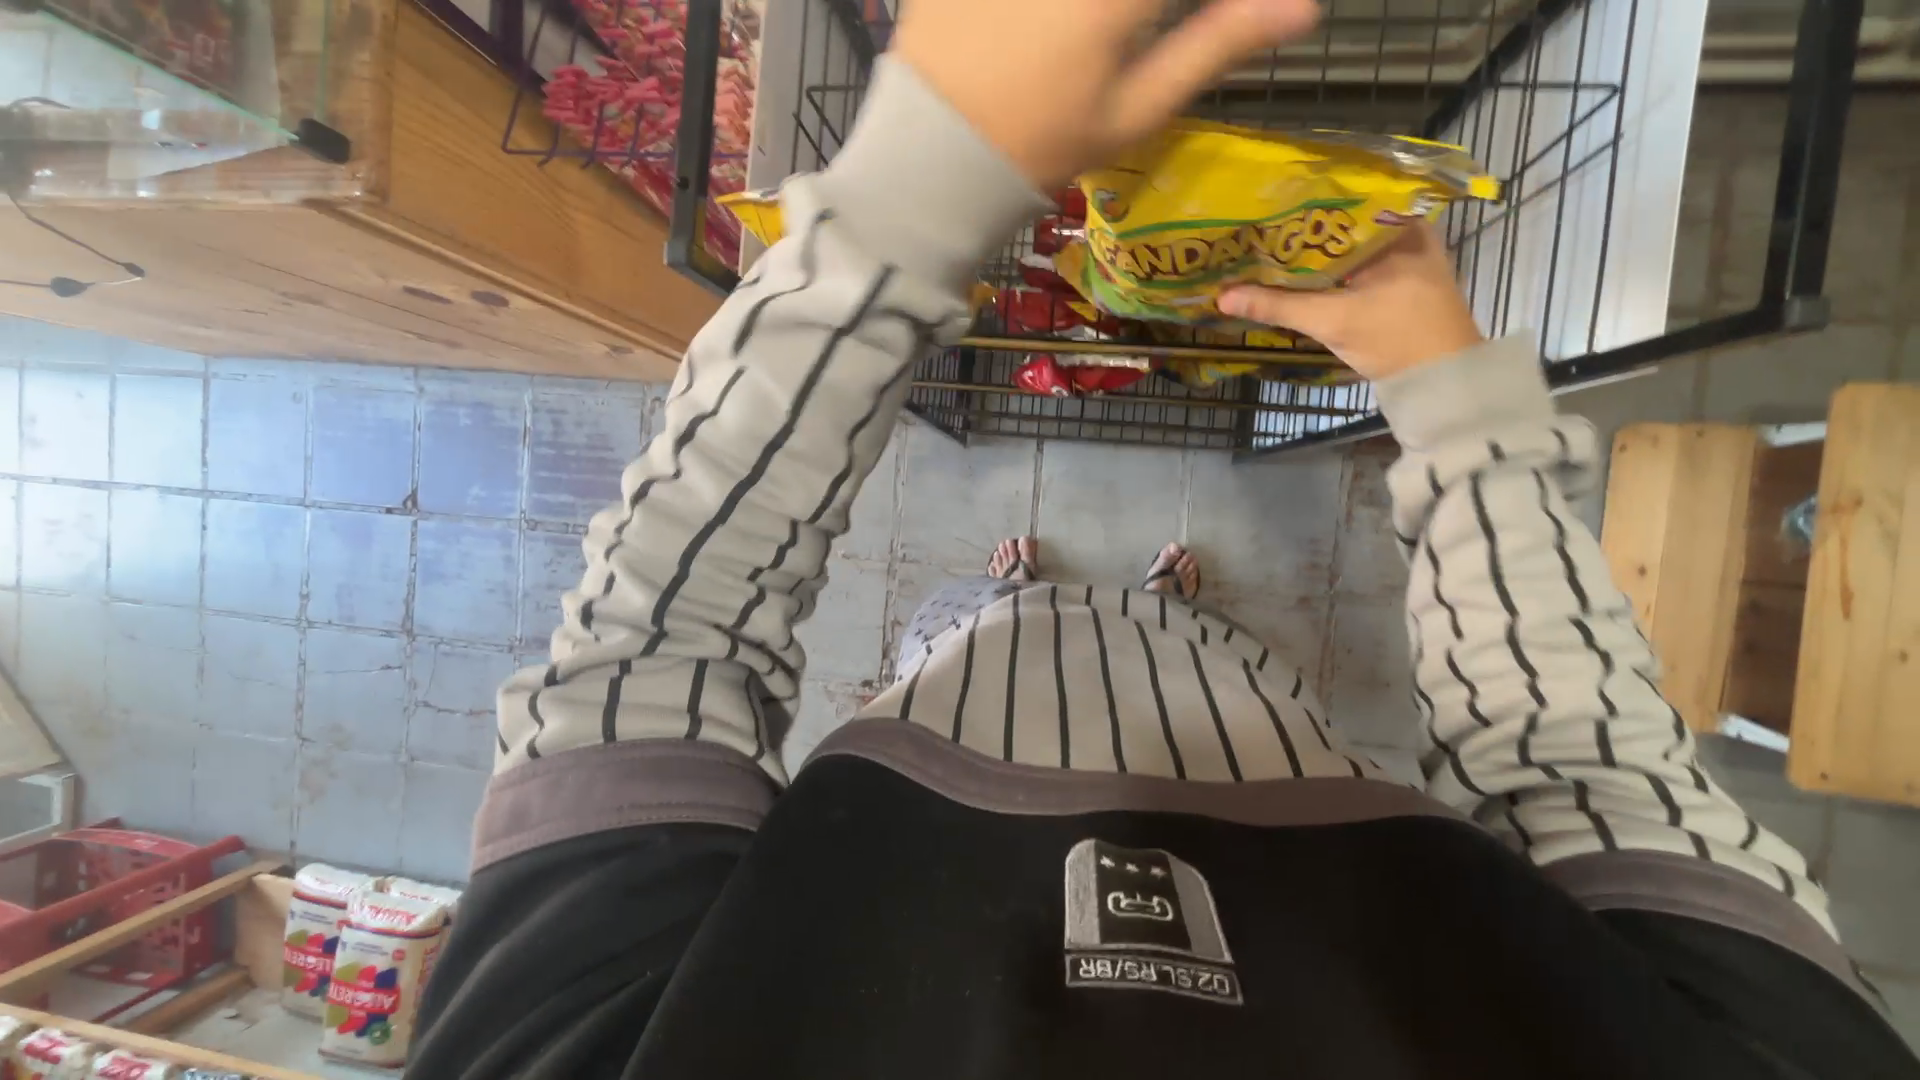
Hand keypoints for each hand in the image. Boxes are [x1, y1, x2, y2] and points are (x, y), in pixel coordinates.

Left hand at [893, 0, 1320, 190]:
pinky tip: (1042, 30)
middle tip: (1136, 36)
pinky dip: (1042, 12)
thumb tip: (1304, 7)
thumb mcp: (1133, 112)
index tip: (1211, 21)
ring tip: (1096, 41)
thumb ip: (1217, 44)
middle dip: (1145, 12)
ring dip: (1110, 15)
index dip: (1223, 5)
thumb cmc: (1041, 147)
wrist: (931, 159)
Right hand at [1216, 225, 1483, 381]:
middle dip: (1298, 238)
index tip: (1259, 214)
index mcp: (1399, 226)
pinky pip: (1351, 272)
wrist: (1442, 382)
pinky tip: (1292, 282)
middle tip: (1252, 237)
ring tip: (1263, 256)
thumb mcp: (1332, 321)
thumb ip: (1278, 306)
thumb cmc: (1396, 340)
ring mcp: (1402, 263)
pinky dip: (1323, 278)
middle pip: (1339, 230)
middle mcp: (1404, 235)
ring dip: (1307, 260)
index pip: (1340, 205)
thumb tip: (1223, 296)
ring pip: (1343, 253)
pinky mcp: (1396, 288)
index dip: (1297, 211)